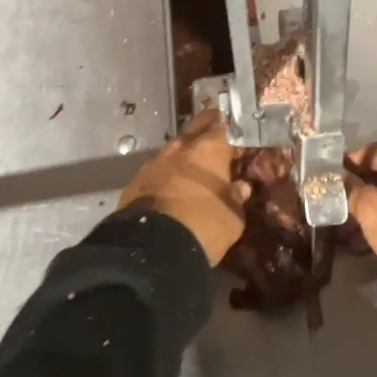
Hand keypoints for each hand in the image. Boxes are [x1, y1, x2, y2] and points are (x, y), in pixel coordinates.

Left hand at [119, 109, 249, 265]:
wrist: (150, 250)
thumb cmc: (203, 227)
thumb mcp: (233, 218)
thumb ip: (237, 197)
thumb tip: (240, 187)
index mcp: (209, 149)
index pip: (226, 126)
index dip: (235, 133)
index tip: (241, 143)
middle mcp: (181, 147)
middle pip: (197, 127)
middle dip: (208, 131)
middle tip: (220, 143)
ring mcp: (155, 161)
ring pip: (175, 149)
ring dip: (186, 156)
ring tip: (195, 170)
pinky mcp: (136, 180)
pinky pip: (158, 170)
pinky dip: (167, 175)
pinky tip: (172, 189)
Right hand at [344, 143, 376, 305]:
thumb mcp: (372, 210)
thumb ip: (351, 190)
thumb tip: (338, 179)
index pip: (372, 151)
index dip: (348, 164)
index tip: (328, 179)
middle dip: (357, 193)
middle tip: (335, 209)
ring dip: (369, 212)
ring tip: (346, 235)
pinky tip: (366, 243)